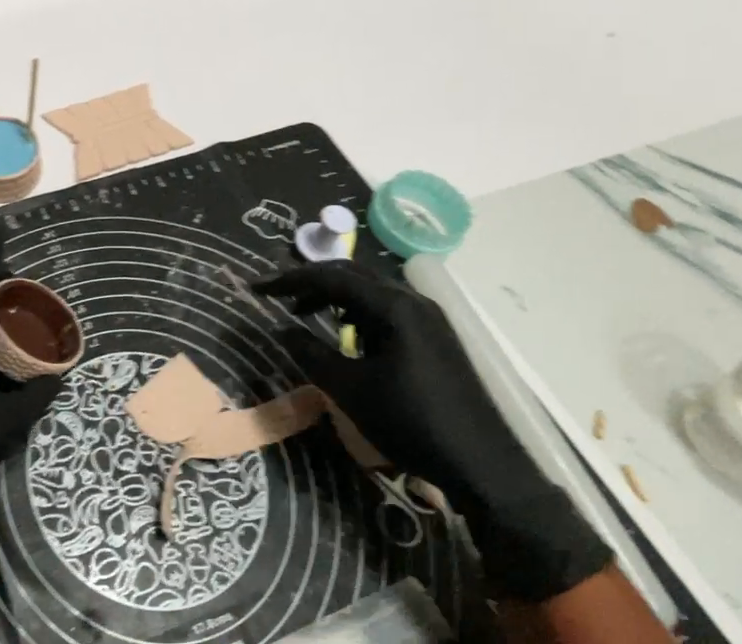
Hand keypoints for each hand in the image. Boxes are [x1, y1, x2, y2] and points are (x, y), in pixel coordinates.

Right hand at [259, 261, 610, 601]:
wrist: (484, 465)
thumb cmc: (411, 423)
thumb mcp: (351, 390)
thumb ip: (311, 354)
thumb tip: (281, 329)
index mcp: (394, 307)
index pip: (331, 277)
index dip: (289, 280)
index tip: (257, 289)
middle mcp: (414, 301)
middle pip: (353, 275)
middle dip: (312, 283)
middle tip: (279, 297)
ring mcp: (430, 318)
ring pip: (372, 292)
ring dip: (336, 298)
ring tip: (307, 316)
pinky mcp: (437, 337)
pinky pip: (388, 310)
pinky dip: (359, 314)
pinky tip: (348, 338)